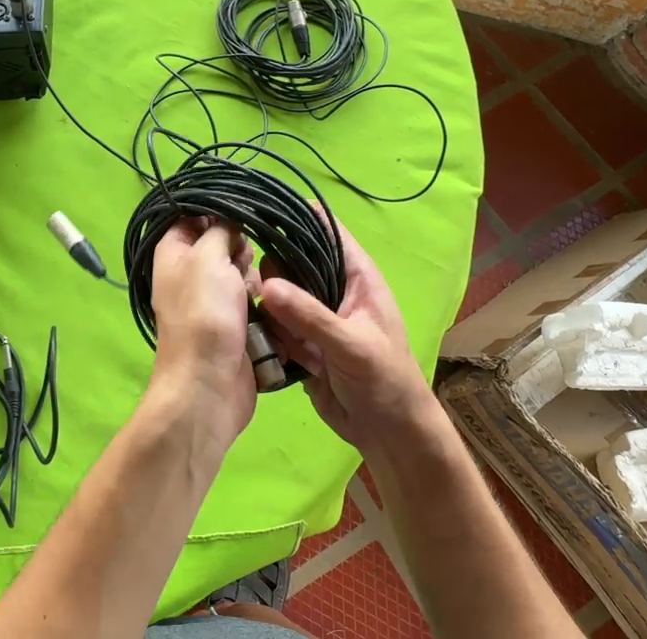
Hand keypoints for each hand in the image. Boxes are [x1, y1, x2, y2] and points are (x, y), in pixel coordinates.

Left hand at [147, 217, 258, 445]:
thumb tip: (229, 219)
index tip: (242, 206)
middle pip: (221, 242)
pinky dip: (262, 298)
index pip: (191, 215)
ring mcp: (211, 299)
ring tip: (254, 287)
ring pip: (240, 271)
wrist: (210, 384)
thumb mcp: (209, 258)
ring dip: (253, 274)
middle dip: (240, 244)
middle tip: (244, 257)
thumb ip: (220, 230)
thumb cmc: (204, 315)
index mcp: (172, 253)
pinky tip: (269, 302)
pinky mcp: (233, 322)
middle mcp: (189, 273)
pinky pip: (252, 298)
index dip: (216, 208)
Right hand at [257, 205, 433, 455]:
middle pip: (292, 258)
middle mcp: (333, 287)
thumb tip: (265, 285)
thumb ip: (309, 315)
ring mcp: (316, 314)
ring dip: (270, 308)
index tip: (257, 212)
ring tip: (271, 328)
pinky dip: (270, 333)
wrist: (389, 435)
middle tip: (259, 289)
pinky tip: (272, 347)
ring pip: (278, 293)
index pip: (323, 228)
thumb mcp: (351, 345)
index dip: (294, 215)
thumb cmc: (385, 381)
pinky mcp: (301, 341)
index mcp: (356, 274)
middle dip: (274, 272)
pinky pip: (275, 325)